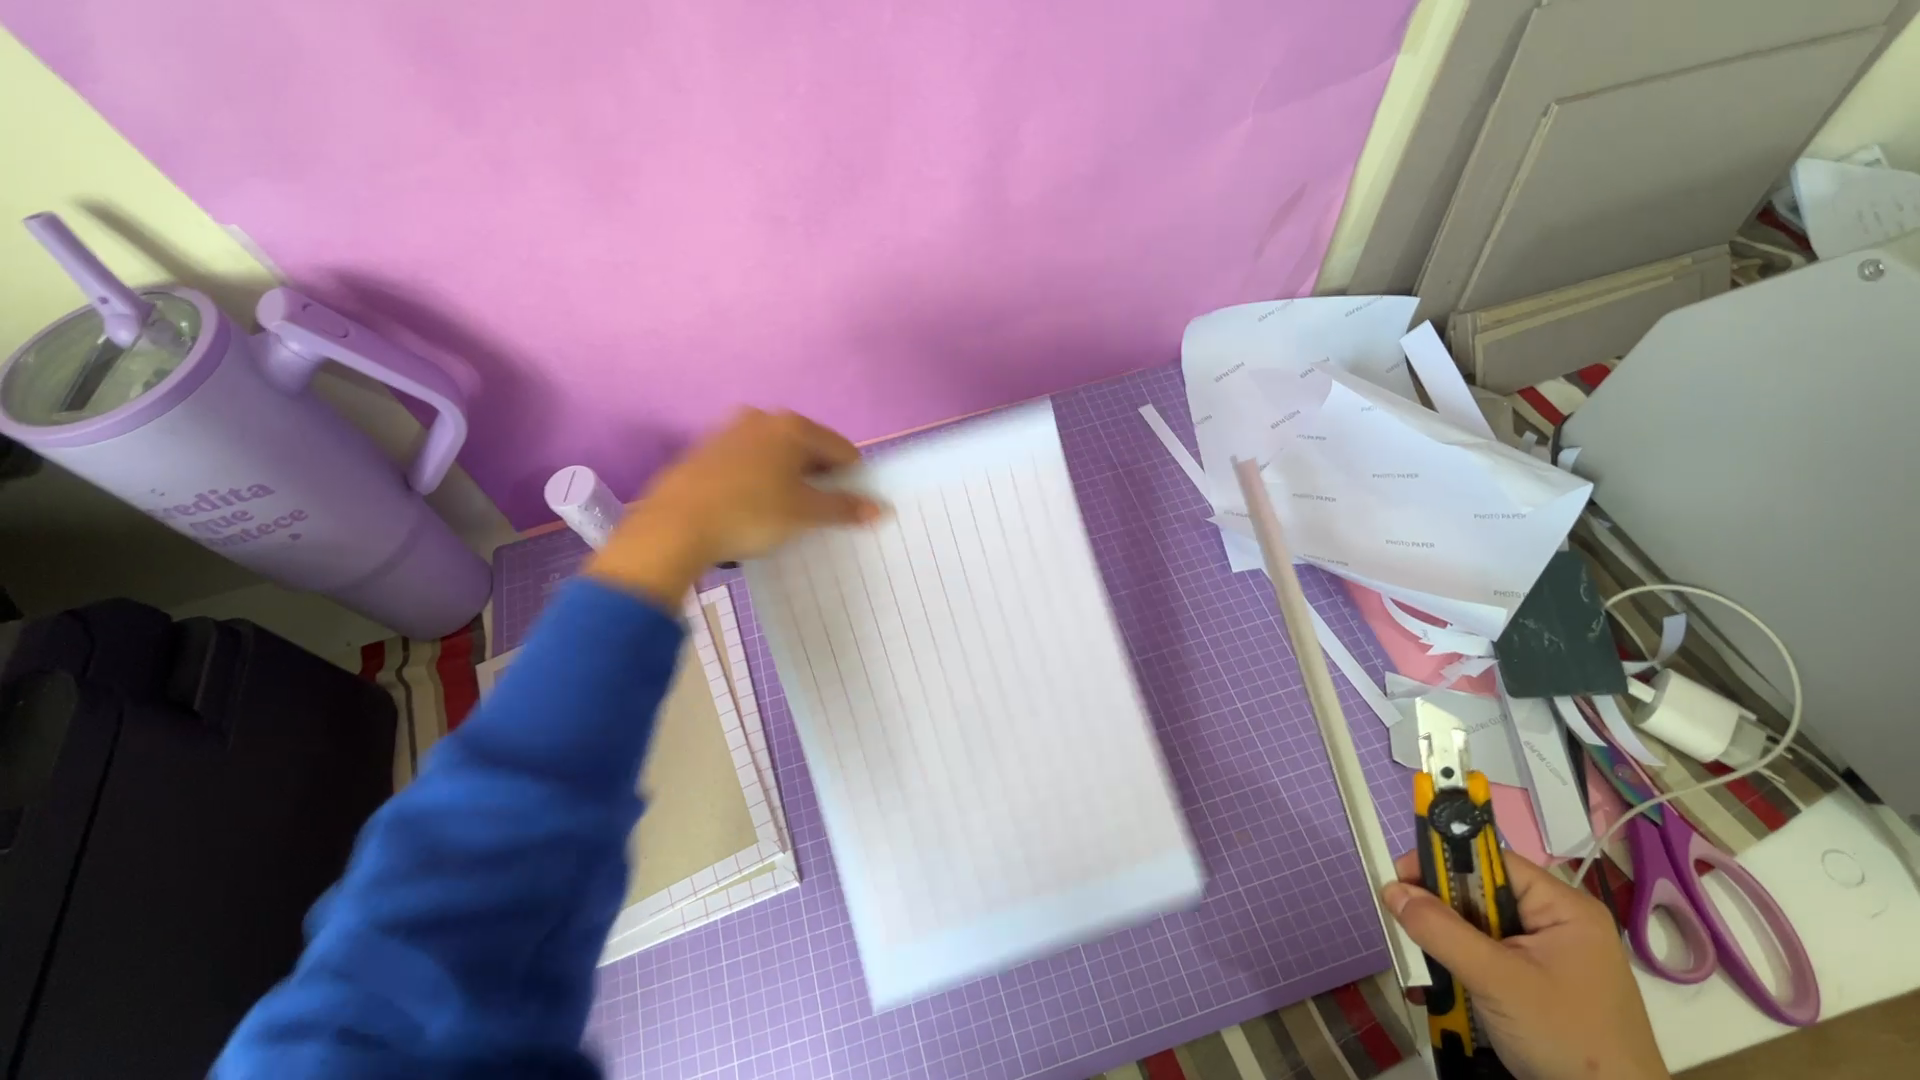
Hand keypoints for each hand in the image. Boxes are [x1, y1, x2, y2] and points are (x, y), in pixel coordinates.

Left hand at [588, 409, 882, 604]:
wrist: (675, 525)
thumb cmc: (751, 513)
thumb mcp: (804, 514)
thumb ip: (844, 508)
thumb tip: (879, 509)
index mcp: (793, 427)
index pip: (842, 450)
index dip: (851, 480)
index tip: (847, 509)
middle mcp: (762, 419)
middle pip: (807, 450)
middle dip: (817, 480)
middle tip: (816, 516)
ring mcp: (729, 432)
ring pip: (775, 457)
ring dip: (786, 482)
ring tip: (782, 517)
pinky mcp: (704, 452)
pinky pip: (747, 465)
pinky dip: (757, 484)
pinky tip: (750, 512)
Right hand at [1381, 851, 1668, 1079]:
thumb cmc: (1567, 1038)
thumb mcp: (1496, 980)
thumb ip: (1441, 930)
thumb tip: (1391, 889)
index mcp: (1563, 908)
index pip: (1491, 861)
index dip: (1442, 862)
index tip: (1399, 879)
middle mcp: (1557, 924)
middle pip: (1481, 896)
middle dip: (1439, 913)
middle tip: (1404, 929)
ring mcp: (1549, 957)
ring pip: (1479, 931)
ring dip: (1445, 947)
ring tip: (1421, 970)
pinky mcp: (1538, 986)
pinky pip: (1487, 960)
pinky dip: (1459, 970)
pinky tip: (1441, 992)